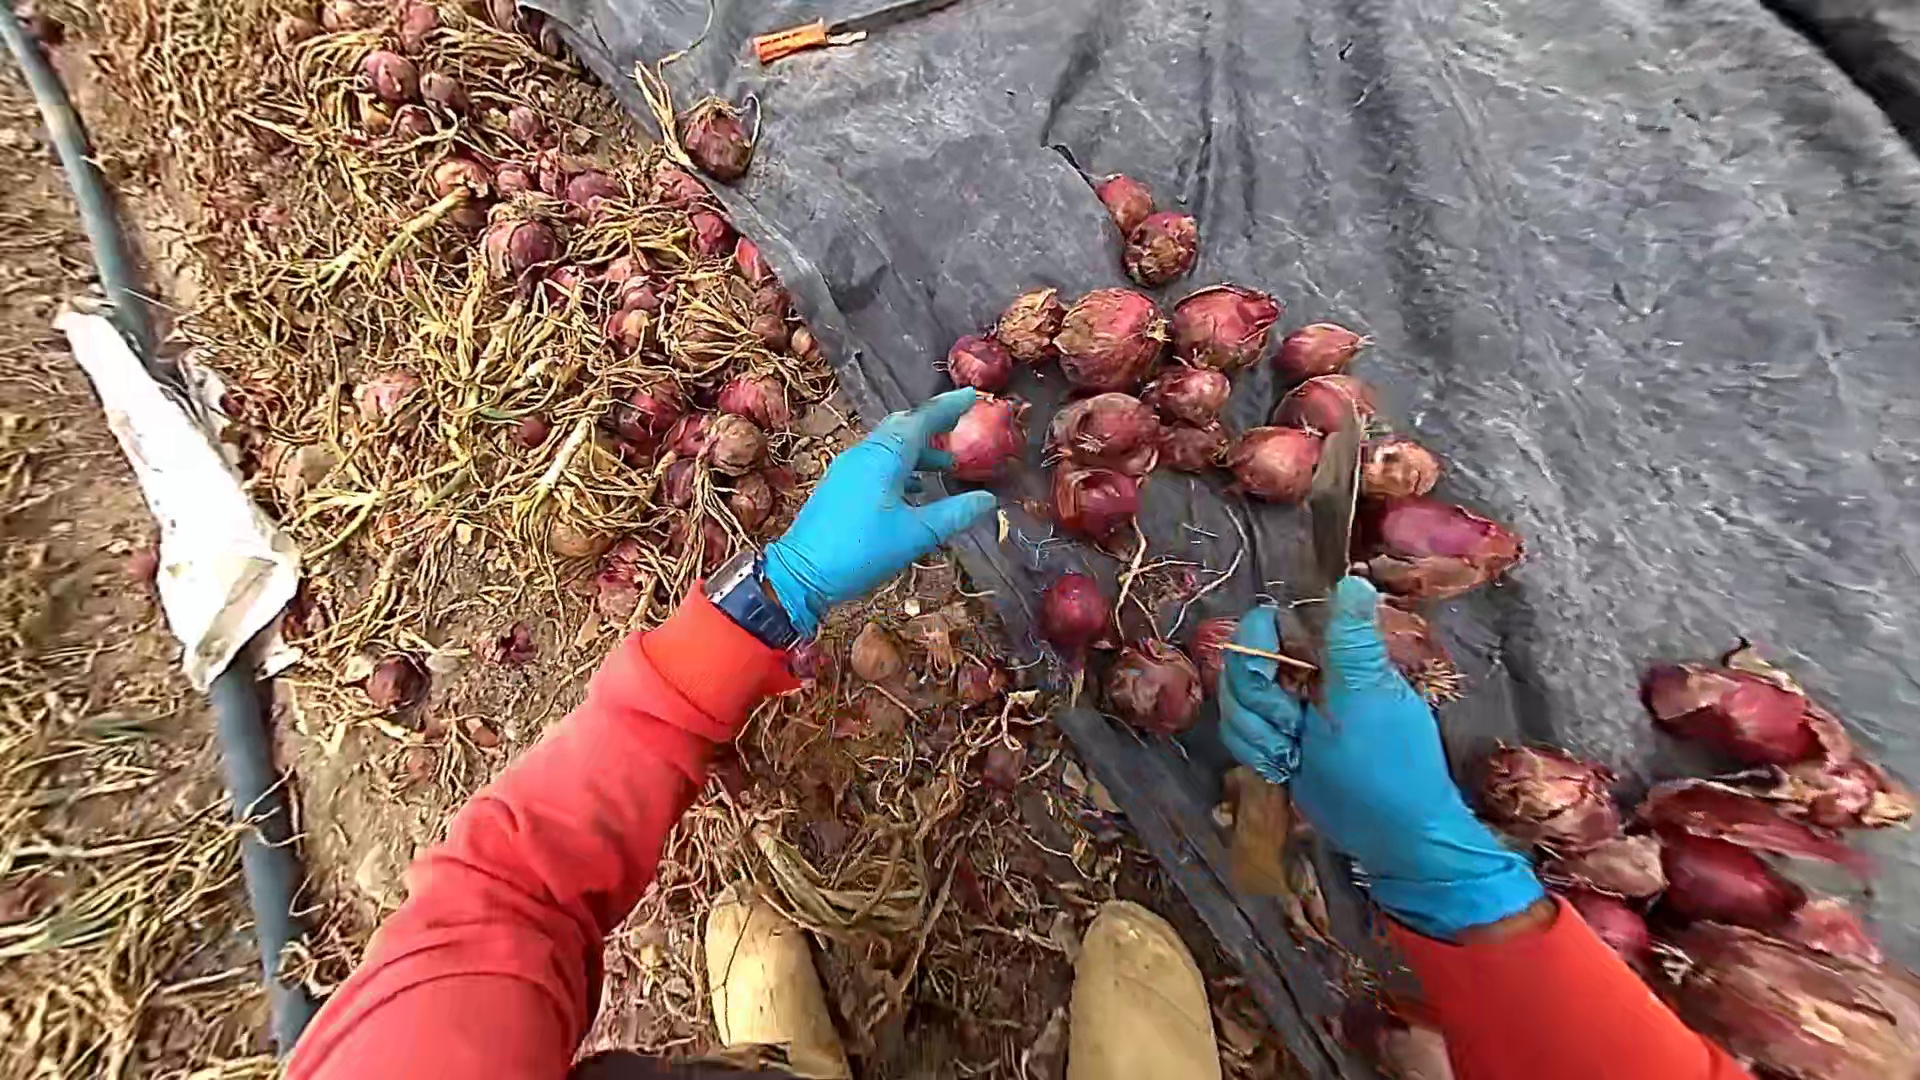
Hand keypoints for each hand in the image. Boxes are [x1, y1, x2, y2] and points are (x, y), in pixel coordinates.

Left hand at [762, 389, 997, 636]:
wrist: (801, 573)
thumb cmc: (861, 551)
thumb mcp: (916, 535)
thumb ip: (954, 514)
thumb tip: (987, 499)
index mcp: (885, 457)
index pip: (922, 420)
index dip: (949, 408)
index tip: (973, 396)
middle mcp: (866, 454)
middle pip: (903, 427)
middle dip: (933, 424)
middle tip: (960, 424)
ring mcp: (850, 468)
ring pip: (890, 446)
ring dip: (919, 450)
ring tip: (947, 464)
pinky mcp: (842, 485)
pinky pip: (879, 464)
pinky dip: (902, 468)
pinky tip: (916, 489)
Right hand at [1217, 577, 1543, 939]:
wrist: (1390, 836)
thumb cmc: (1387, 765)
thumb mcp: (1368, 700)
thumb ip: (1351, 642)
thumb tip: (1353, 579)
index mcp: (1326, 654)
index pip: (1263, 624)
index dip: (1257, 650)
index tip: (1275, 682)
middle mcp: (1299, 673)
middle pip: (1238, 664)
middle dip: (1257, 703)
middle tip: (1293, 727)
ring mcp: (1281, 706)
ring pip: (1231, 700)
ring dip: (1255, 732)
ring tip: (1290, 754)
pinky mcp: (1268, 736)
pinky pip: (1232, 730)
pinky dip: (1252, 750)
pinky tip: (1280, 766)